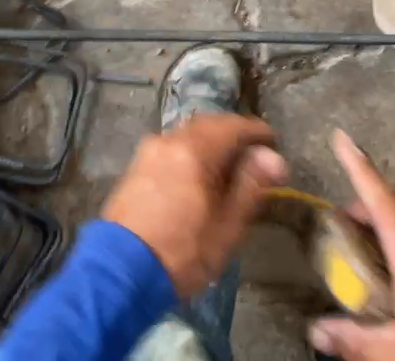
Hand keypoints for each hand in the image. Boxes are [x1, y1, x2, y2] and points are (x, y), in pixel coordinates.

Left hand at [101, 113, 287, 295]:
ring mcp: (148, 151)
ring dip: (210, 141)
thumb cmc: (183, 251)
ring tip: (229, 165)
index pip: (232, 126)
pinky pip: (172, 147)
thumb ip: (250, 186)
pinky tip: (199, 173)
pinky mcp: (136, 166)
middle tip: (254, 152)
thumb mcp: (226, 225)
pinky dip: (191, 151)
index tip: (273, 141)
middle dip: (232, 133)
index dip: (255, 131)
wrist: (121, 270)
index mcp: (193, 150)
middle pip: (207, 125)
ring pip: (187, 134)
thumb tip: (273, 157)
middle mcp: (168, 140)